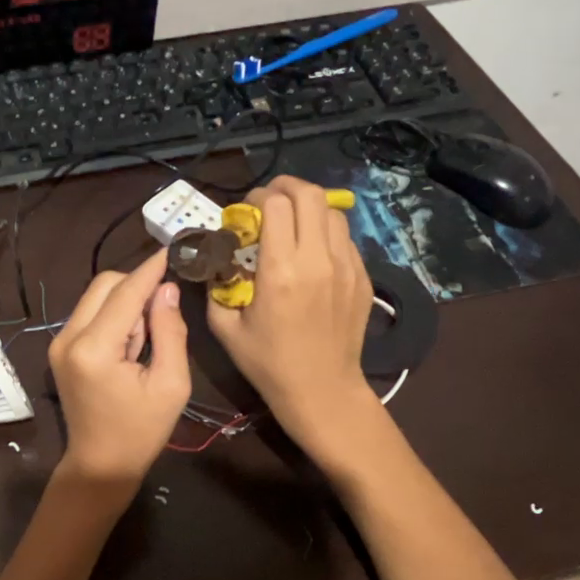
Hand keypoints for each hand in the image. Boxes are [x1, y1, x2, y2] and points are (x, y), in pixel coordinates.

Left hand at [48, 250, 191, 482]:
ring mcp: (59, 341)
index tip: (175, 249)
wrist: (100, 465)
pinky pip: (91, 314)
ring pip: (97, 296)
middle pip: (105, 284)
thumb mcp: (171, 384)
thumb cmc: (141, 431)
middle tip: (164, 314)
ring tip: (146, 342)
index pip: (126, 292)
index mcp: (94, 348)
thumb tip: (167, 289)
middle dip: (138, 286)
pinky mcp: (60, 348)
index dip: (151, 269)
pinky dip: (114, 317)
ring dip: (126, 304)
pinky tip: (130, 346)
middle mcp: (68, 337)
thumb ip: (170, 332)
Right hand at [208, 176, 378, 448]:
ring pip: (332, 212)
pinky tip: (312, 250)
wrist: (322, 390)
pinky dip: (325, 232)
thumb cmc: (268, 363)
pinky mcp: (362, 277)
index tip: (246, 210)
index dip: (258, 197)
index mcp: (281, 271)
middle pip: (309, 195)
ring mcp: (346, 267)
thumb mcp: (225, 328)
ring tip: (292, 222)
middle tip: (269, 200)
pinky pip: (345, 238)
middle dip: (286, 188)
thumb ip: (216, 287)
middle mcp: (317, 261)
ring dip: (309, 208)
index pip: (275, 205)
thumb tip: (216, 259)